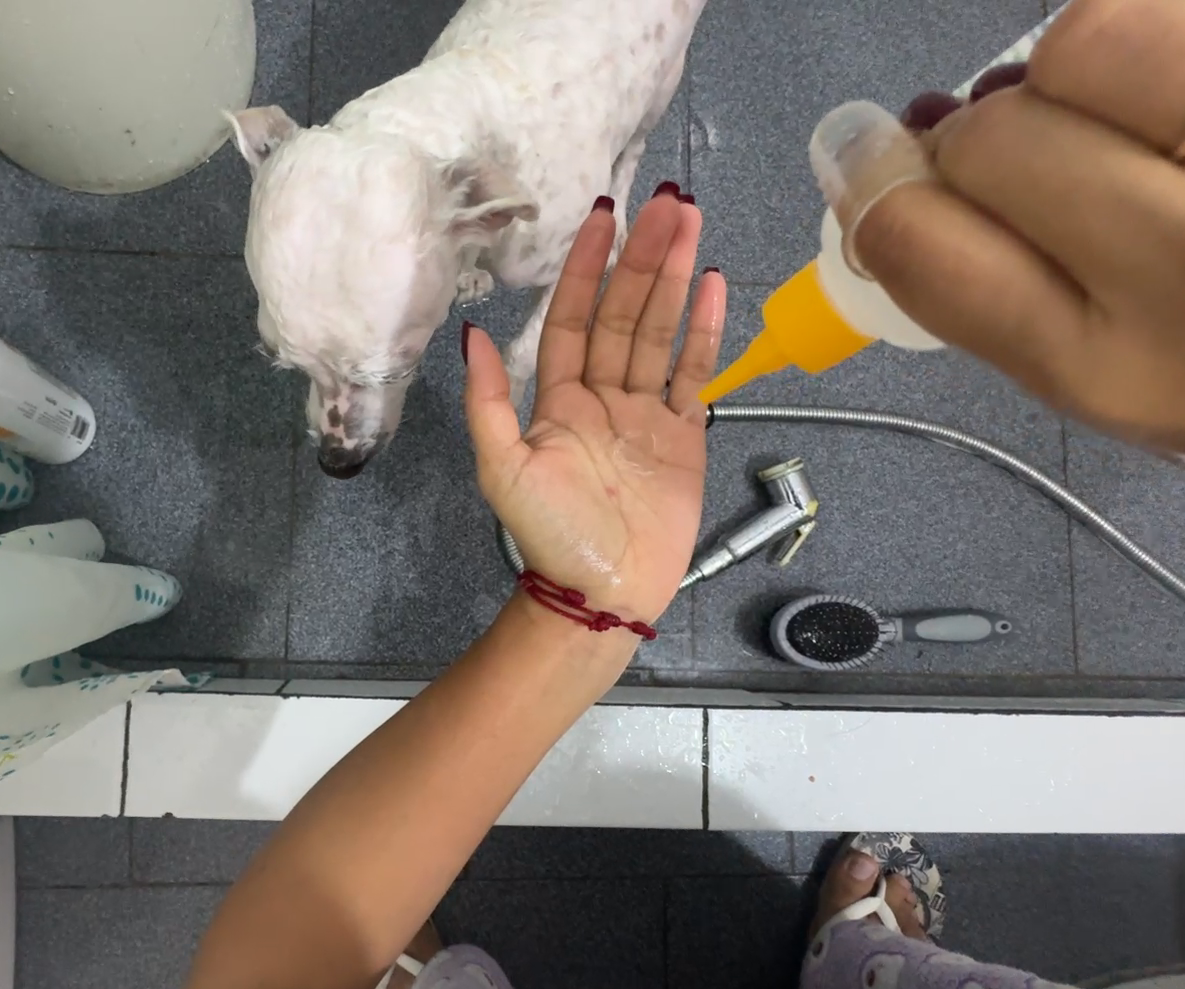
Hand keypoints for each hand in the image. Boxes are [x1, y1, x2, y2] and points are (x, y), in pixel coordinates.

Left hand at [463, 191, 726, 623]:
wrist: (602, 590)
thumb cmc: (551, 532)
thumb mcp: (504, 467)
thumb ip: (488, 401)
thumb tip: (472, 335)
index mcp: (557, 399)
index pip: (572, 318)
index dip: (586, 268)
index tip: (604, 216)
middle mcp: (600, 396)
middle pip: (622, 315)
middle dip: (642, 259)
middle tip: (667, 202)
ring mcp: (645, 413)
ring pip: (659, 334)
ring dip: (674, 281)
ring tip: (691, 224)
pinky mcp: (683, 435)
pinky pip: (694, 376)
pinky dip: (703, 333)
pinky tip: (713, 287)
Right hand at [828, 0, 1184, 519]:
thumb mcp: (1131, 388)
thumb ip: (1007, 293)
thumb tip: (894, 164)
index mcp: (1128, 376)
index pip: (925, 247)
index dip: (871, 187)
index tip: (863, 153)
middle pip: (1000, 135)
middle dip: (984, 129)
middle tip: (1029, 143)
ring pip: (1111, 31)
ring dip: (1088, 53)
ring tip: (1146, 93)